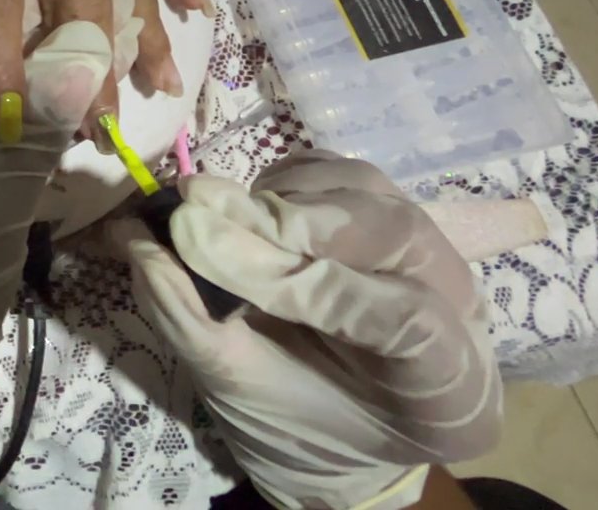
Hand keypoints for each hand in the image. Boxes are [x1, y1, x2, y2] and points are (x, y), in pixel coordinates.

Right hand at [113, 153, 503, 509]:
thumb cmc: (287, 423)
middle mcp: (462, 310)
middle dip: (286, 218)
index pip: (394, 315)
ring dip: (281, 192)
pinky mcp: (383, 213)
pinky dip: (283, 177)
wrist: (327, 426)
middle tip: (194, 208)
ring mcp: (429, 253)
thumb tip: (136, 237)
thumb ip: (185, 314)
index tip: (192, 244)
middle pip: (394, 232)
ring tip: (214, 210)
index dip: (291, 277)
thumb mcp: (232, 388)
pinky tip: (246, 206)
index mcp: (446, 389)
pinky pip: (339, 171)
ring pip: (367, 189)